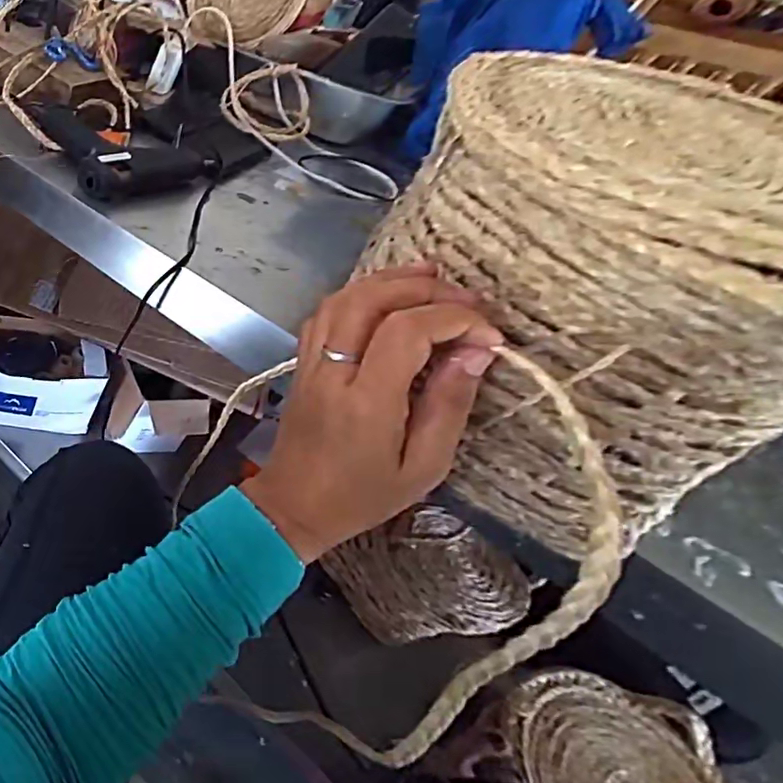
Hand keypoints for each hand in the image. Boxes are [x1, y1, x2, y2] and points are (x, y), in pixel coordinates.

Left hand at [242, 264, 501, 562]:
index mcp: (365, 400)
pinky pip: (323, 316)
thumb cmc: (362, 495)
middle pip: (366, 302)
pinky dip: (355, 296)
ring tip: (429, 278)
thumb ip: (449, 405)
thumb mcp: (423, 466)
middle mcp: (331, 372)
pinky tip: (383, 299)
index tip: (490, 338)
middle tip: (465, 296)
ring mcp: (309, 364)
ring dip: (384, 282)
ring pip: (339, 301)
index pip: (405, 332)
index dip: (452, 319)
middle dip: (419, 288)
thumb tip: (476, 352)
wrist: (292, 504)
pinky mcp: (300, 365)